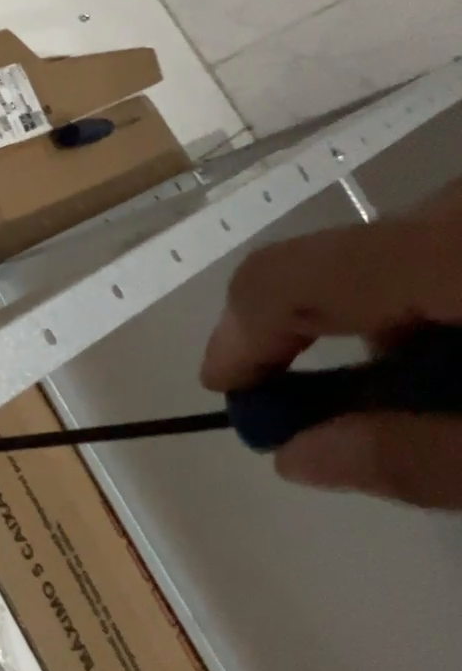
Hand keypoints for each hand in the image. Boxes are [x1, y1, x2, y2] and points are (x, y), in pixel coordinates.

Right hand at [201, 176, 461, 507]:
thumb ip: (418, 457)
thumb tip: (296, 459)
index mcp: (448, 257)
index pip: (283, 277)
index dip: (239, 336)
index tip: (232, 392)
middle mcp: (461, 211)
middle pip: (348, 260)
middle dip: (339, 331)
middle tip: (381, 400)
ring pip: (415, 245)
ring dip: (408, 311)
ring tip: (458, 375)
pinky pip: (458, 238)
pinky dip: (451, 288)